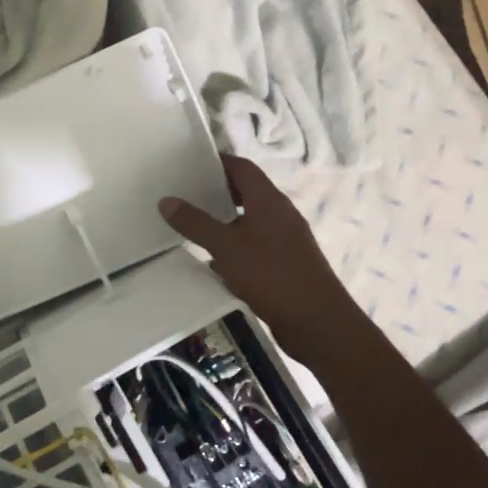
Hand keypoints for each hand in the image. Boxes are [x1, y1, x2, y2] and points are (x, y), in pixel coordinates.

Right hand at [158, 154, 365, 366]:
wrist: (320, 326)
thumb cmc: (272, 275)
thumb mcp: (225, 246)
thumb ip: (194, 222)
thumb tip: (166, 200)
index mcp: (269, 201)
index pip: (243, 167)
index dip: (218, 161)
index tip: (189, 162)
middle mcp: (281, 215)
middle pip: (247, 192)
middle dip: (217, 191)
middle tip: (185, 192)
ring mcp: (288, 241)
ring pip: (251, 220)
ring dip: (225, 220)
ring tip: (193, 224)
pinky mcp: (288, 266)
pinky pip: (256, 245)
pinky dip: (235, 246)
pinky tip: (215, 260)